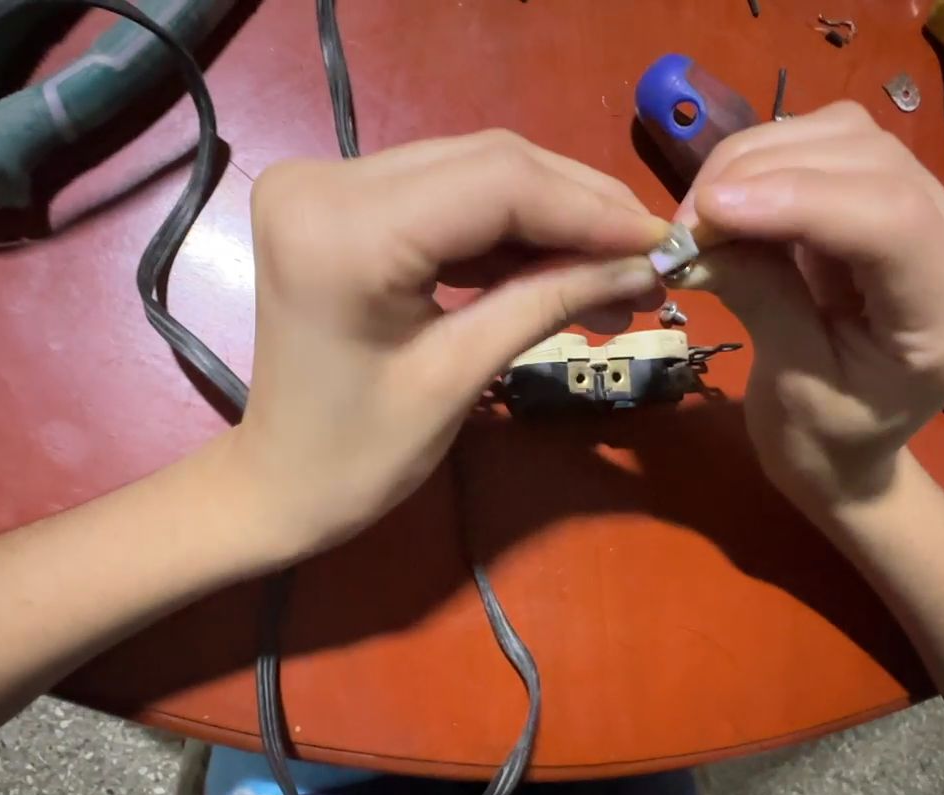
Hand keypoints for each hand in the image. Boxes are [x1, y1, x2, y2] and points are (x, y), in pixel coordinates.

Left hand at [226, 130, 668, 559]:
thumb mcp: (460, 376)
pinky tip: (559, 267)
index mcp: (345, 231)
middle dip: (578, 210)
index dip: (590, 210)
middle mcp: (324, 180)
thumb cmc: (361, 458)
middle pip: (487, 164)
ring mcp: (325, 185)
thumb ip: (549, 303)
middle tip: (648, 258)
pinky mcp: (338, 203)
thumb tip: (641, 264)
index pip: (497, 184)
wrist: (281, 482)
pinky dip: (505, 232)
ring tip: (616, 273)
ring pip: (472, 175)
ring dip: (549, 221)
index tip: (662, 244)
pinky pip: (444, 200)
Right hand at [676, 103, 943, 509]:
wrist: (850, 459)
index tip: (708, 209)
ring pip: (854, 143)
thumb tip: (699, 231)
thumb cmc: (822, 446)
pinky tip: (733, 202)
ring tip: (701, 213)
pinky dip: (774, 166)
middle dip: (765, 175)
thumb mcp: (788, 386)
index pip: (892, 224)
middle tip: (686, 220)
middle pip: (873, 165)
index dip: (798, 200)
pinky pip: (842, 155)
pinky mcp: (910, 209)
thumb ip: (760, 297)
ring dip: (762, 162)